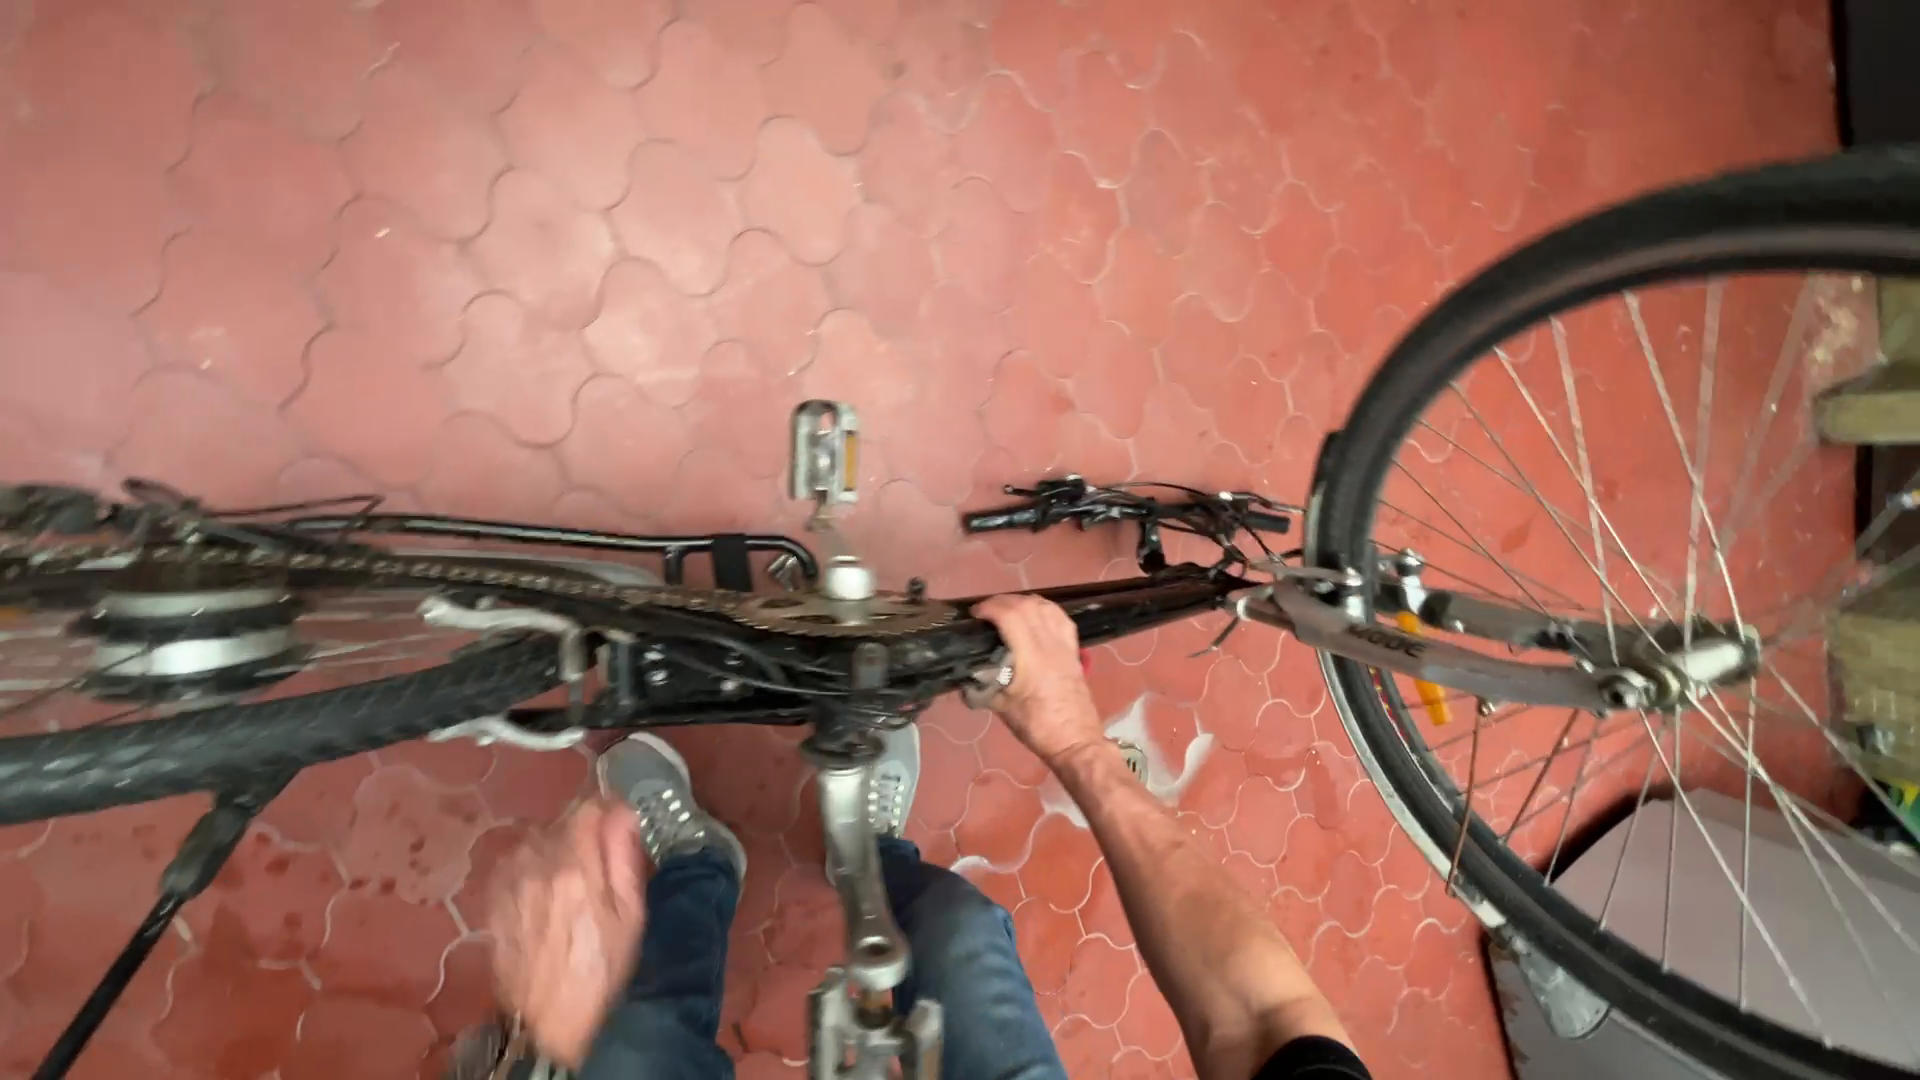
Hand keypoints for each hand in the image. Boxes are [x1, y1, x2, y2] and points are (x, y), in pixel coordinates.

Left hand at [487, 798, 644, 1068]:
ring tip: (571, 869)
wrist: (548, 1024)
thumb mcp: (631, 913)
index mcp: (578, 867)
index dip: (608, 806)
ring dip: (556, 843)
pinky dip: (529, 861)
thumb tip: (624, 814)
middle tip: (602, 852)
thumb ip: (624, 857)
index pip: (588, 808)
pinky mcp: (493, 903)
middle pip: (561, 821)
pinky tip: (542, 882)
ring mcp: (510, 885)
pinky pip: (512, 863)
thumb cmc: (602, 967)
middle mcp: (538, 867)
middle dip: (584, 827)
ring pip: (535, 839)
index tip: (621, 819)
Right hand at [971, 594, 1106, 765]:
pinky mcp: (1074, 651)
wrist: (1075, 740)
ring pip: (1046, 607)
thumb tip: (966, 673)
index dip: (990, 608)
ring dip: (1024, 602)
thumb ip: (983, 685)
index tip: (975, 615)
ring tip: (1008, 610)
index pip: (1010, 616)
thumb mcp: (1002, 707)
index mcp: (1030, 657)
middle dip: (1003, 601)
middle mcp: (1049, 644)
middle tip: (987, 611)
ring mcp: (1064, 646)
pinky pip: (1061, 619)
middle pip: (1027, 606)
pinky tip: (1036, 614)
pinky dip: (1046, 609)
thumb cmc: (1036, 726)